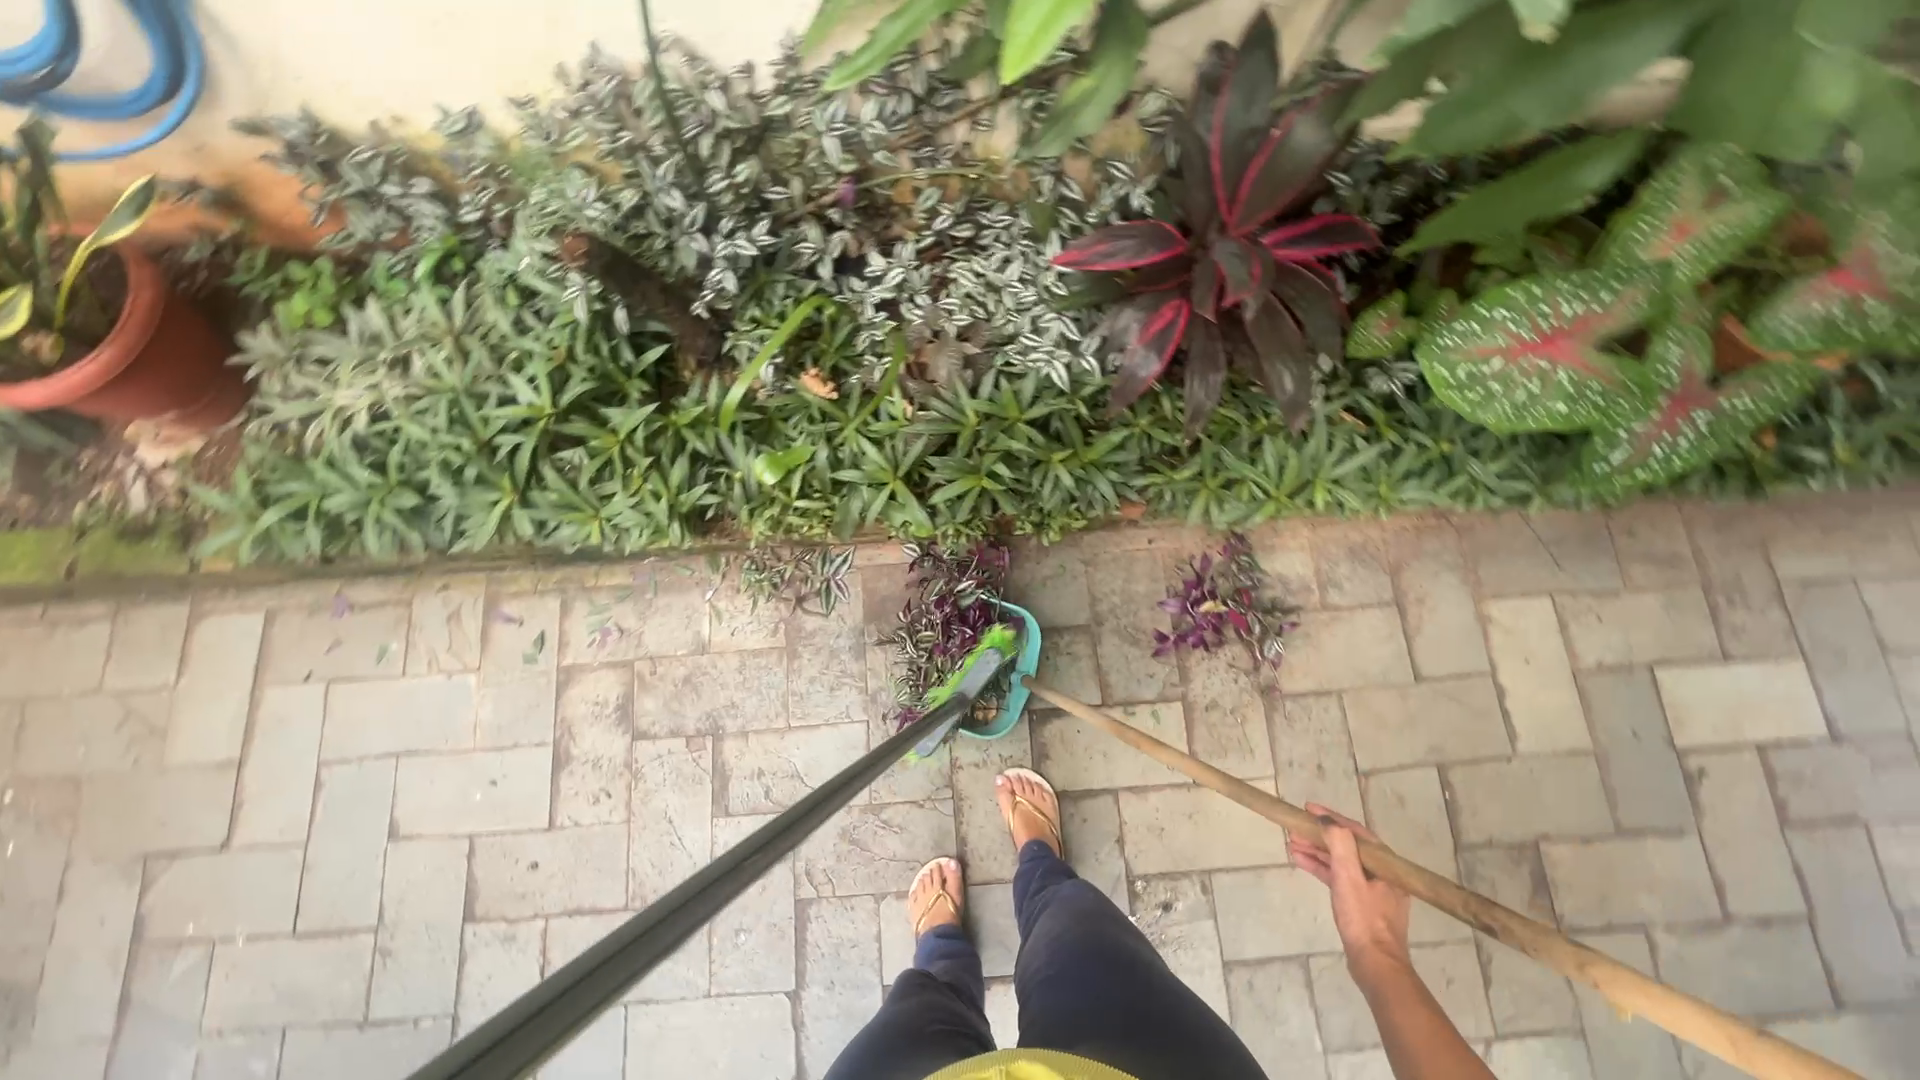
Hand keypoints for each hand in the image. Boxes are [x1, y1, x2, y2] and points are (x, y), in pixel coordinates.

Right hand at [1288, 803, 1411, 984]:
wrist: (1375, 964)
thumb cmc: (1363, 918)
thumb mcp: (1349, 877)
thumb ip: (1340, 844)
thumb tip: (1327, 820)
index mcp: (1385, 866)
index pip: (1356, 832)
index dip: (1332, 818)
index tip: (1308, 809)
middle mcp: (1381, 874)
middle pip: (1347, 847)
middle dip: (1320, 836)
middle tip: (1295, 829)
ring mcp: (1371, 890)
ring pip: (1341, 863)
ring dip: (1317, 852)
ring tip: (1291, 844)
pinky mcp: (1360, 905)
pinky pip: (1338, 878)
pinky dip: (1321, 869)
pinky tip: (1301, 862)